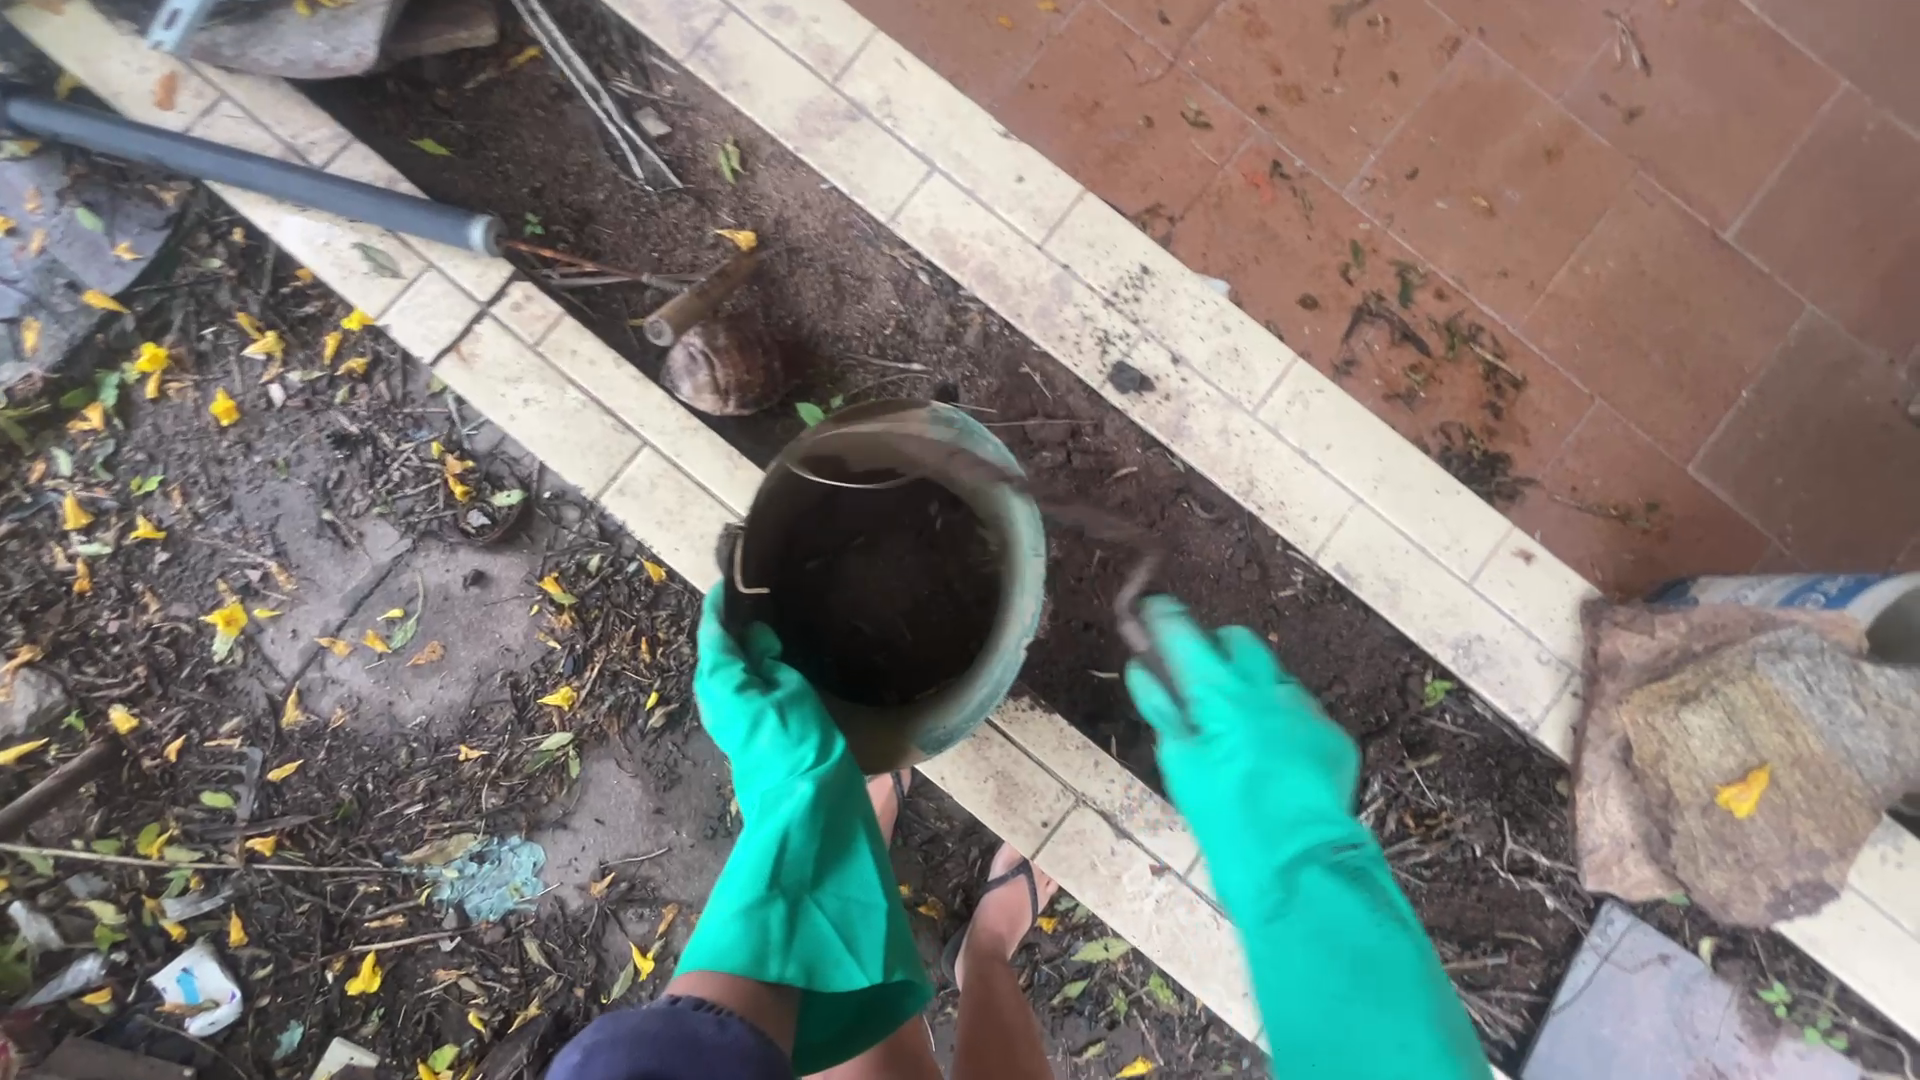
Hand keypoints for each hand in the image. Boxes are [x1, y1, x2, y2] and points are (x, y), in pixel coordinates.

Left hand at [693, 586, 845, 794]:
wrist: (803, 802)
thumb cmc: (798, 740)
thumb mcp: (791, 688)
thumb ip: (768, 659)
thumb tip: (756, 639)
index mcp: (719, 680)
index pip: (713, 632)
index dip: (719, 605)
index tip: (730, 579)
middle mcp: (711, 696)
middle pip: (715, 651)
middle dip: (729, 624)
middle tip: (752, 596)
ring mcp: (722, 716)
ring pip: (725, 670)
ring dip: (739, 647)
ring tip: (764, 622)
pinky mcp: (737, 729)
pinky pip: (735, 686)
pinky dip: (746, 667)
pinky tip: (767, 658)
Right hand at [1124, 596, 1358, 907]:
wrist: (1298, 867)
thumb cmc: (1223, 816)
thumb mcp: (1179, 764)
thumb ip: (1161, 707)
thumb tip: (1143, 668)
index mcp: (1219, 691)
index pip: (1183, 631)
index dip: (1162, 616)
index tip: (1150, 611)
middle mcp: (1266, 686)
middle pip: (1236, 639)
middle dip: (1212, 646)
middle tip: (1195, 678)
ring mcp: (1305, 708)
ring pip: (1270, 673)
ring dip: (1247, 683)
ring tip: (1235, 725)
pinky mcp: (1332, 734)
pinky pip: (1298, 708)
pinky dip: (1277, 716)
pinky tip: (1270, 754)